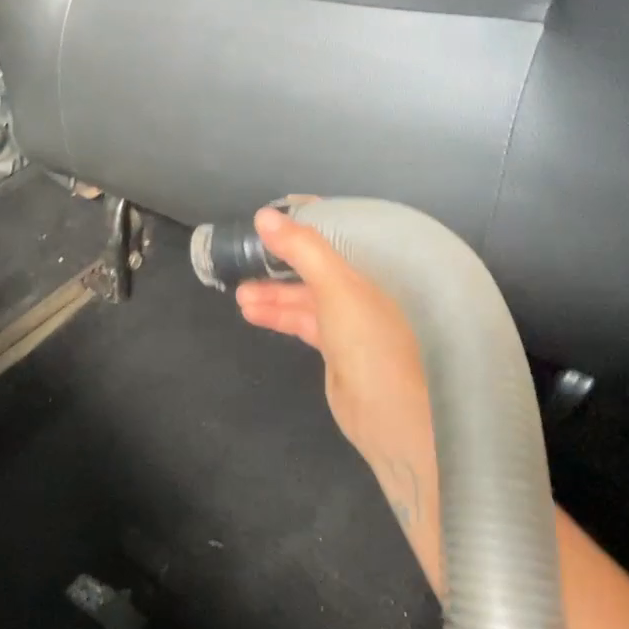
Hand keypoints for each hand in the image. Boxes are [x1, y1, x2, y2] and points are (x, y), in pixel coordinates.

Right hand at [235, 207, 435, 485]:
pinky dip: (279, 315)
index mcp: (380, 268)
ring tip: (239, 296)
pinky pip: (305, 322)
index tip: (271, 217)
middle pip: (319, 266)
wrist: (390, 413)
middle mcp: (369, 290)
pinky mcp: (339, 349)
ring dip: (273, 294)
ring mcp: (354, 321)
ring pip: (307, 297)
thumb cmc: (370, 340)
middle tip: (244, 261)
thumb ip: (303, 249)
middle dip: (281, 264)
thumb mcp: (336, 287)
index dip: (308, 221)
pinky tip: (252, 313)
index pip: (343, 232)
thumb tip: (264, 215)